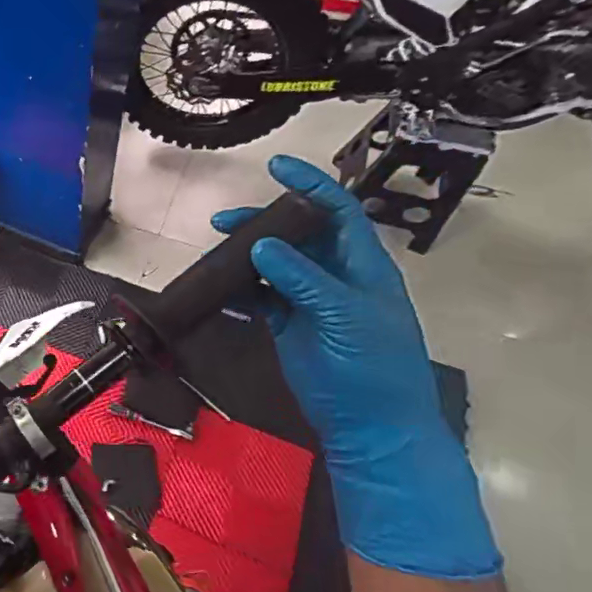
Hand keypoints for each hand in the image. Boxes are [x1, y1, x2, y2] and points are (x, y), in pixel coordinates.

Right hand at [212, 156, 499, 579]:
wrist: (369, 424)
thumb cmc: (374, 367)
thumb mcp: (345, 316)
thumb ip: (304, 280)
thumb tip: (262, 247)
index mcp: (361, 265)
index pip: (337, 212)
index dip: (310, 186)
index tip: (277, 167)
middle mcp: (334, 276)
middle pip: (298, 235)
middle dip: (264, 222)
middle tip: (224, 222)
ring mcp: (308, 302)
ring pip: (274, 266)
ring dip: (247, 256)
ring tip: (216, 250)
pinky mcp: (288, 326)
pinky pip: (261, 299)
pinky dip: (241, 291)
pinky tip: (221, 288)